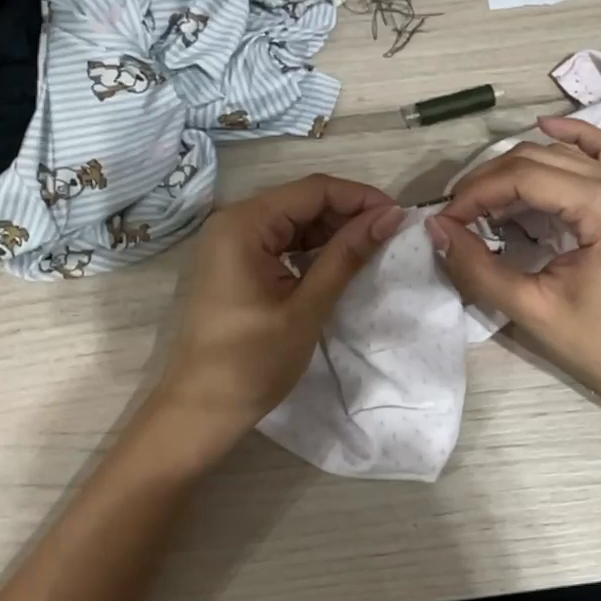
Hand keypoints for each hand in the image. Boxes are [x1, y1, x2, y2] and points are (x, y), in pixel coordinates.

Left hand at [149, 175, 402, 457]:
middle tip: (390, 234)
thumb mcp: (307, 307)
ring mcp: (232, 241)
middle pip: (302, 200)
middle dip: (348, 212)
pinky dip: (311, 247)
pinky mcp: (235, 262)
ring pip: (294, 219)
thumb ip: (346, 255)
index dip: (359, 197)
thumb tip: (390, 216)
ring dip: (332, 230)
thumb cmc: (252, 362)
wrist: (200, 410)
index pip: (312, 190)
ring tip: (372, 247)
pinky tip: (339, 261)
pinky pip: (281, 240)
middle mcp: (234, 220)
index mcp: (244, 224)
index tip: (399, 216)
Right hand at [427, 117, 600, 417]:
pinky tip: (543, 126)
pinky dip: (568, 135)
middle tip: (457, 217)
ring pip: (558, 152)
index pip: (523, 176)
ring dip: (514, 170)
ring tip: (482, 203)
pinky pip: (598, 148)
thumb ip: (479, 267)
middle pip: (536, 158)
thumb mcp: (534, 310)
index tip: (446, 221)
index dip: (475, 194)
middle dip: (488, 182)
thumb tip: (435, 229)